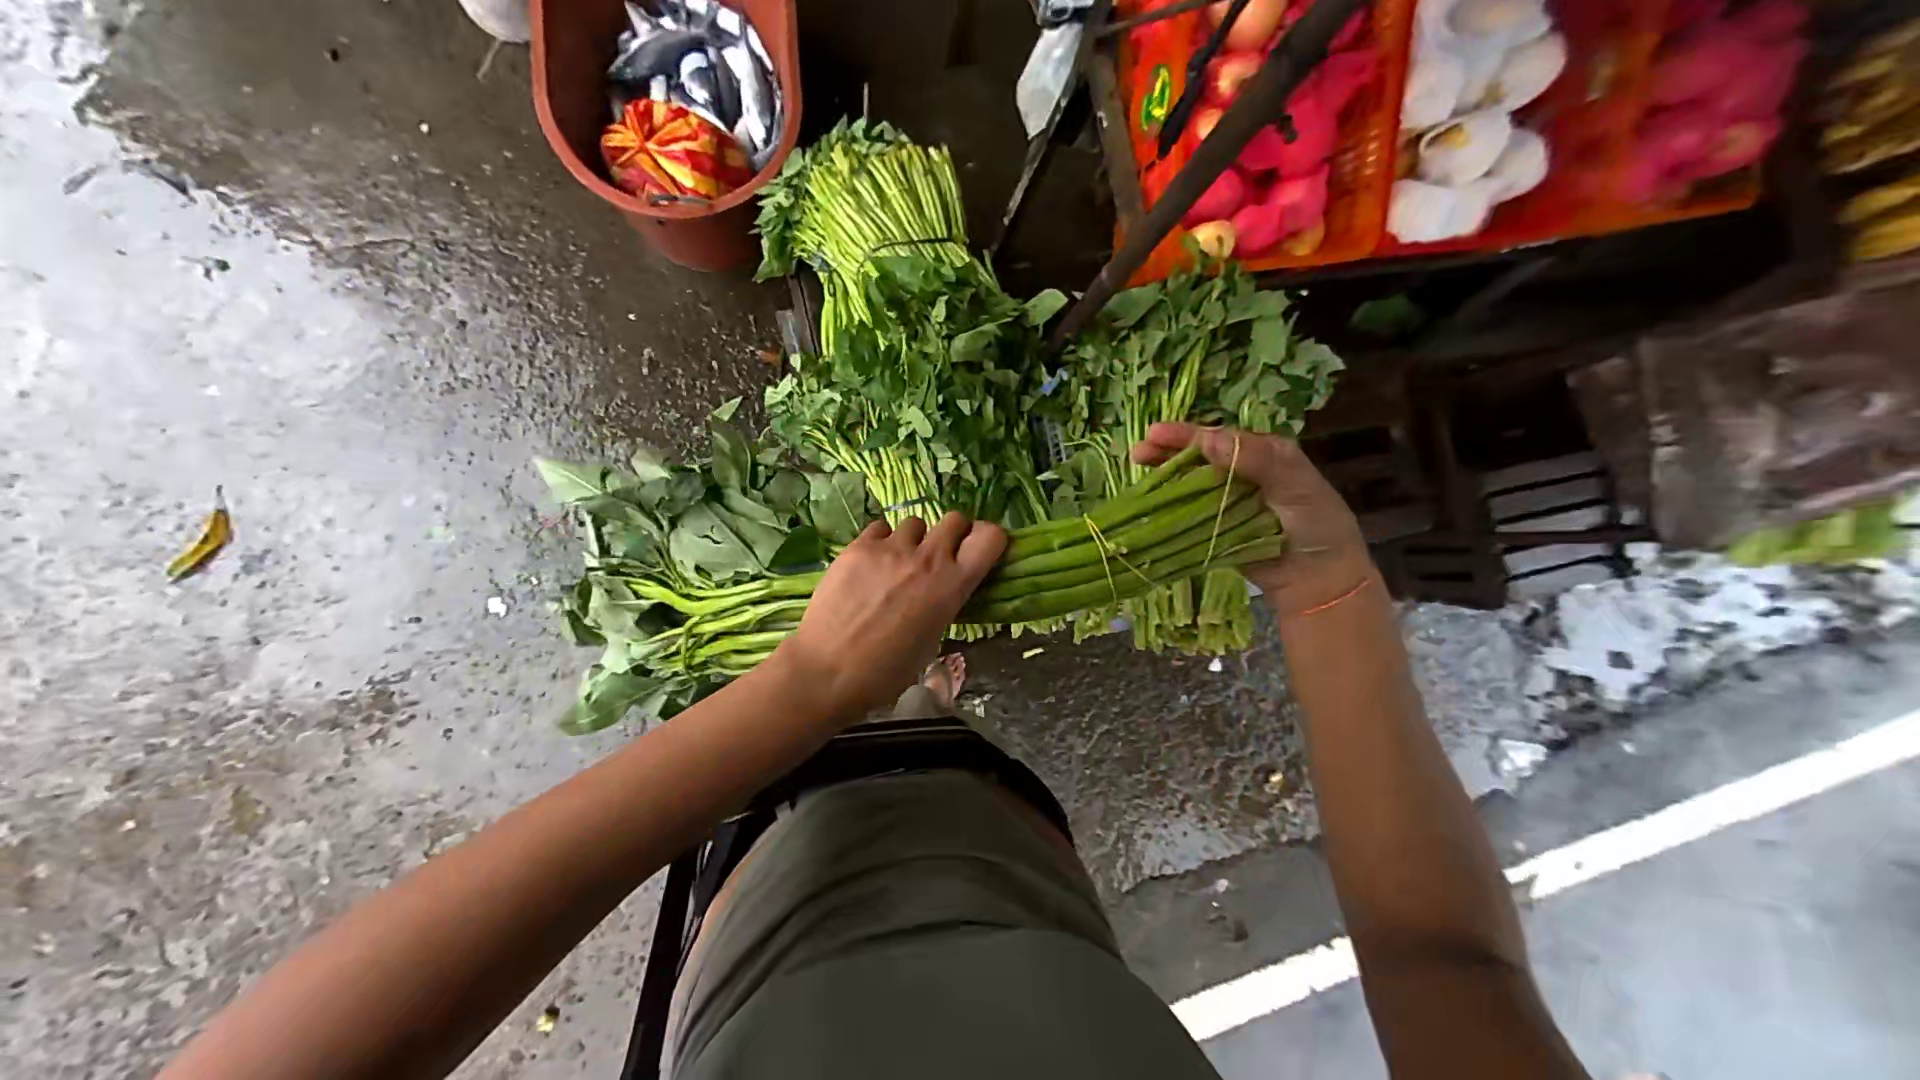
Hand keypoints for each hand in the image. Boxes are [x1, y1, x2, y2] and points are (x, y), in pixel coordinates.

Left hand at [771, 511, 1005, 719]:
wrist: (828, 671)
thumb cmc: (886, 672)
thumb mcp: (932, 640)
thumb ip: (943, 604)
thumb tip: (941, 591)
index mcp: (952, 586)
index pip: (990, 537)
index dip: (988, 538)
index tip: (977, 550)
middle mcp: (927, 559)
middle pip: (954, 519)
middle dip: (952, 533)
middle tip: (939, 554)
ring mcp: (891, 549)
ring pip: (914, 522)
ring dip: (913, 539)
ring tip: (897, 563)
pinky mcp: (858, 547)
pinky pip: (880, 528)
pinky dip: (881, 542)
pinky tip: (870, 564)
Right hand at [1131, 422, 1371, 618]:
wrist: (1320, 579)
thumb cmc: (1317, 524)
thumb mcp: (1296, 484)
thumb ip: (1258, 458)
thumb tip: (1209, 439)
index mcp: (1261, 453)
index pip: (1218, 438)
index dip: (1185, 435)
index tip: (1155, 434)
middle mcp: (1241, 472)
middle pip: (1196, 457)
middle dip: (1166, 452)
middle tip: (1137, 453)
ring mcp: (1225, 502)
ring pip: (1187, 482)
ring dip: (1161, 476)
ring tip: (1136, 471)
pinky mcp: (1214, 528)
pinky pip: (1188, 513)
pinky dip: (1167, 506)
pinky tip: (1147, 504)